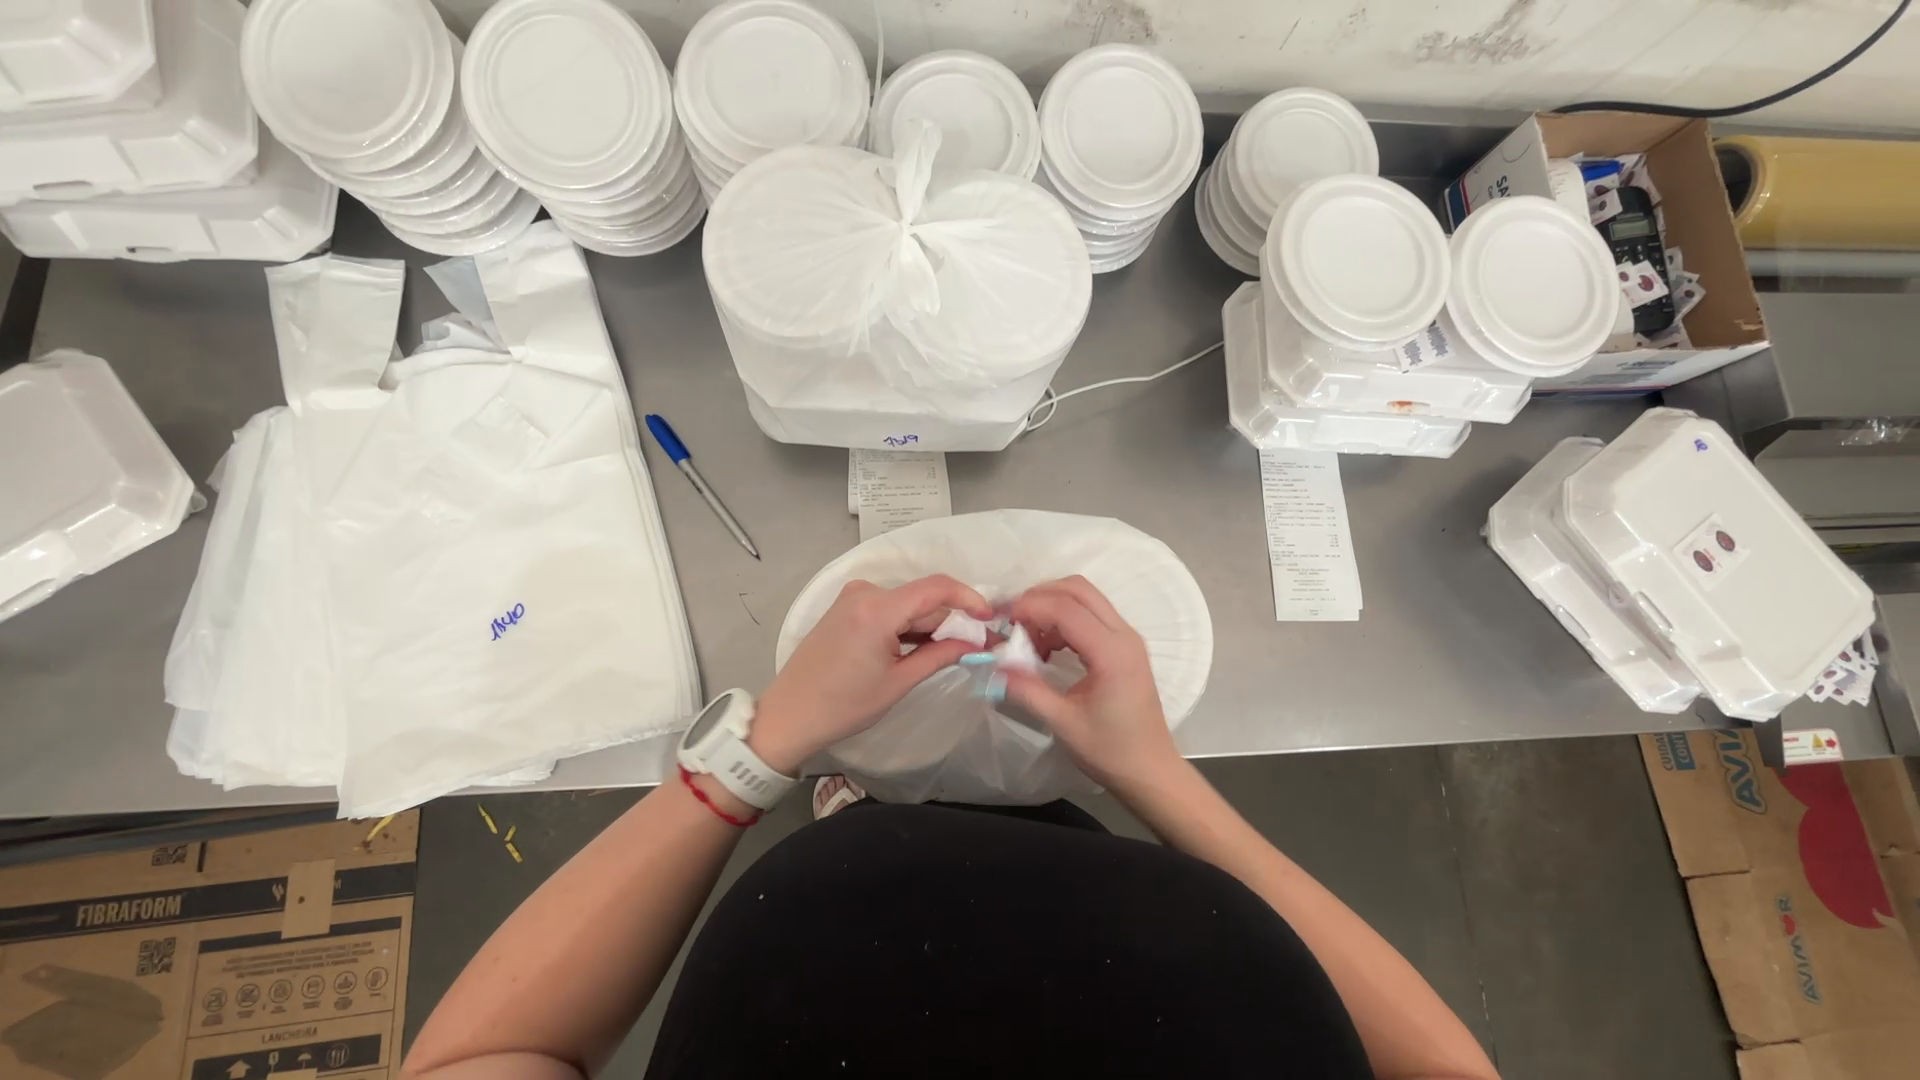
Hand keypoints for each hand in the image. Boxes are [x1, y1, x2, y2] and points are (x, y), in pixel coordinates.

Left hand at [750, 575, 991, 774]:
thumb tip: (977, 644)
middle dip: (951, 621)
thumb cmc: (843, 706)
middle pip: (923, 599)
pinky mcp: (847, 607)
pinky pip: (889, 609)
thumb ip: (940, 656)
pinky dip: (908, 626)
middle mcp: (864, 593)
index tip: (991, 618)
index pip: (936, 588)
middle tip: (979, 646)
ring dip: (929, 626)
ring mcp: (852, 598)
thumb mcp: (898, 683)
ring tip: (951, 653)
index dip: (969, 599)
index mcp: (876, 609)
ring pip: (907, 605)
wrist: (789, 714)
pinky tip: (920, 649)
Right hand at [1003, 576, 1179, 792]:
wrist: (1150, 771)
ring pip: (1085, 597)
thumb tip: (994, 667)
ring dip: (1051, 606)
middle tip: (1011, 621)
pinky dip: (1064, 618)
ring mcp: (1127, 638)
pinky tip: (1048, 648)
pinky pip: (1091, 614)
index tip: (1001, 620)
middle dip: (1039, 596)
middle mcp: (1124, 635)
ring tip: (1027, 638)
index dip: (1029, 607)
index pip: (1066, 609)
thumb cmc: (1110, 751)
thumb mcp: (1063, 723)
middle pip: (1077, 589)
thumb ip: (1027, 690)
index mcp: (1112, 653)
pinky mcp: (1124, 646)